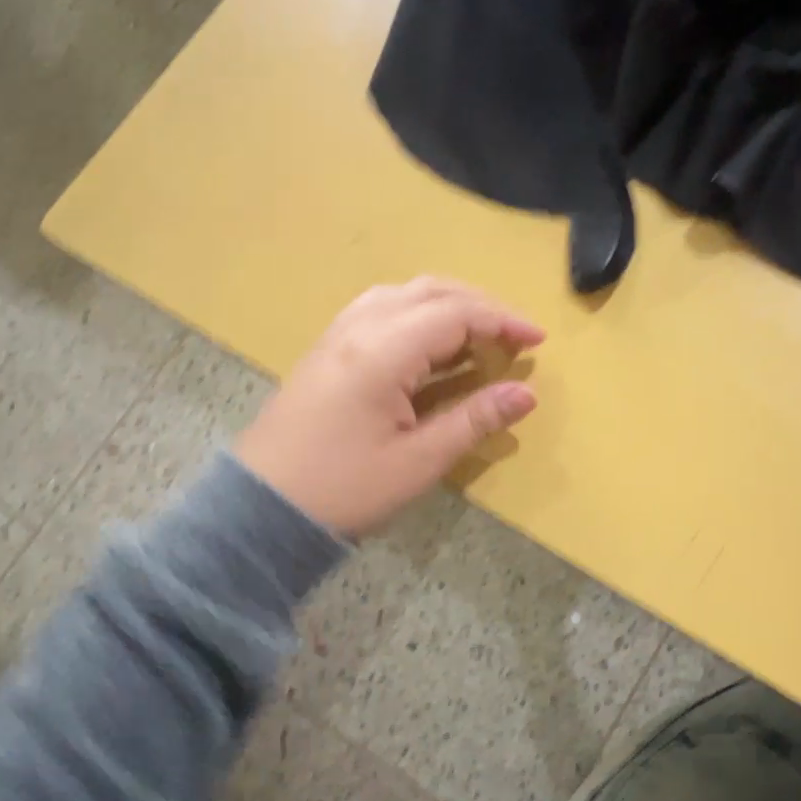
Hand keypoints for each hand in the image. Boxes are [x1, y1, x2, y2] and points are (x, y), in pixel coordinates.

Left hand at [234, 278, 544, 537]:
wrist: (261, 509)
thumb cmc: (345, 488)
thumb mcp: (419, 461)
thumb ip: (475, 419)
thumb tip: (527, 394)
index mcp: (383, 351)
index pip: (455, 313)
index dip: (503, 322)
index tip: (539, 342)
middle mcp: (359, 328)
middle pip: (431, 291)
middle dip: (481, 306)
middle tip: (516, 336)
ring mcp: (338, 335)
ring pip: (404, 295)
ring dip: (449, 305)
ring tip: (481, 335)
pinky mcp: (328, 350)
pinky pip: (382, 309)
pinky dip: (420, 314)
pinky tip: (433, 344)